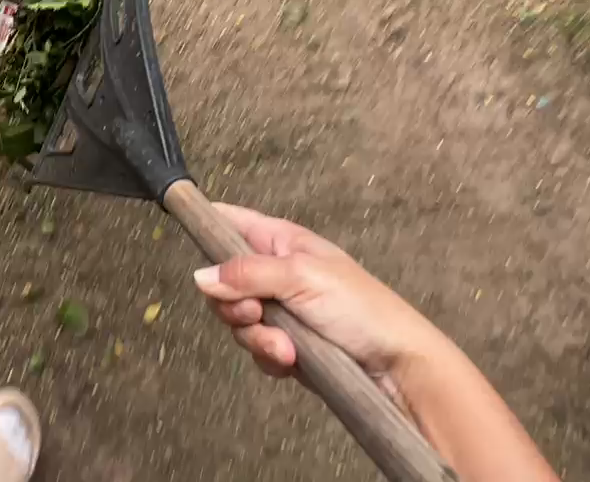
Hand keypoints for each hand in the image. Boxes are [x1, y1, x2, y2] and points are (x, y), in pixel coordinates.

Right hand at [192, 204, 447, 404]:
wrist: (401, 368)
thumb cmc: (360, 307)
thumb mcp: (301, 276)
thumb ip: (247, 273)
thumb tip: (200, 276)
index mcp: (280, 240)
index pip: (231, 221)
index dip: (207, 225)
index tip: (188, 238)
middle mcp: (275, 271)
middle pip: (223, 278)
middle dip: (232, 301)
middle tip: (254, 312)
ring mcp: (281, 309)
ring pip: (237, 317)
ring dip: (254, 334)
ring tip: (284, 345)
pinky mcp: (287, 344)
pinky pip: (256, 347)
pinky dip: (268, 355)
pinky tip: (291, 360)